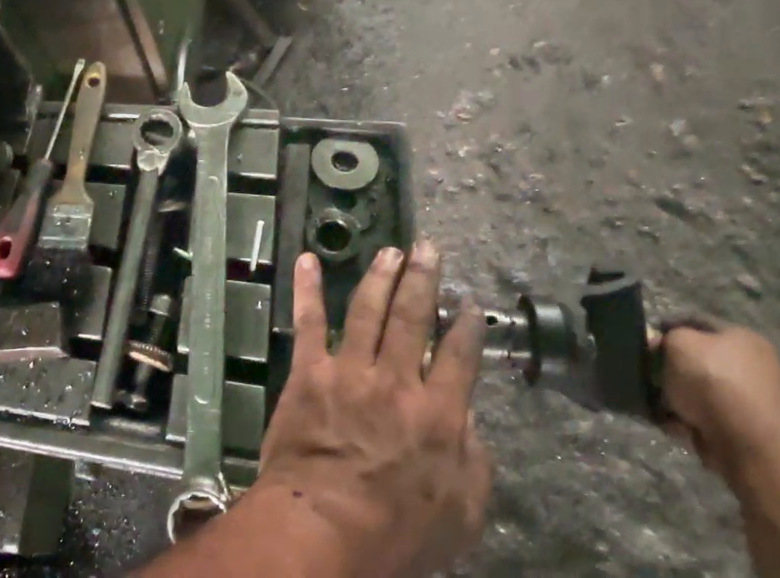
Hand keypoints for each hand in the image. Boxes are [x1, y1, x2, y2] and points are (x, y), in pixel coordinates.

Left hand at [255, 242, 491, 576]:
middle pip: (413, 318)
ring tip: (389, 251)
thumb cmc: (396, 531)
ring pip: (367, 311)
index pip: (459, 355)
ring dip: (379, 276)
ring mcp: (349, 371)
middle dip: (423, 279)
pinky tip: (307, 260)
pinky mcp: (309, 372)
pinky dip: (308, 289)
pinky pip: (309, 322)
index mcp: (439, 413)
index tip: (469, 303)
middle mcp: (397, 380)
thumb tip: (468, 420)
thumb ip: (472, 461)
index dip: (467, 325)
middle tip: (427, 248)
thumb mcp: (461, 512)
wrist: (323, 525)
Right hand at [656, 325, 779, 484]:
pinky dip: (684, 422)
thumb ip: (666, 337)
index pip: (694, 322)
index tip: (642, 343)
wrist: (754, 447)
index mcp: (741, 337)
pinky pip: (701, 419)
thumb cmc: (716, 384)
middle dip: (666, 368)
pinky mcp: (741, 431)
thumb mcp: (680, 343)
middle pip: (693, 359)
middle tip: (647, 375)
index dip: (664, 329)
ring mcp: (747, 400)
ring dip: (672, 398)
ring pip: (694, 391)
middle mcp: (749, 365)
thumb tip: (661, 347)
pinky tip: (674, 426)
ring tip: (658, 406)